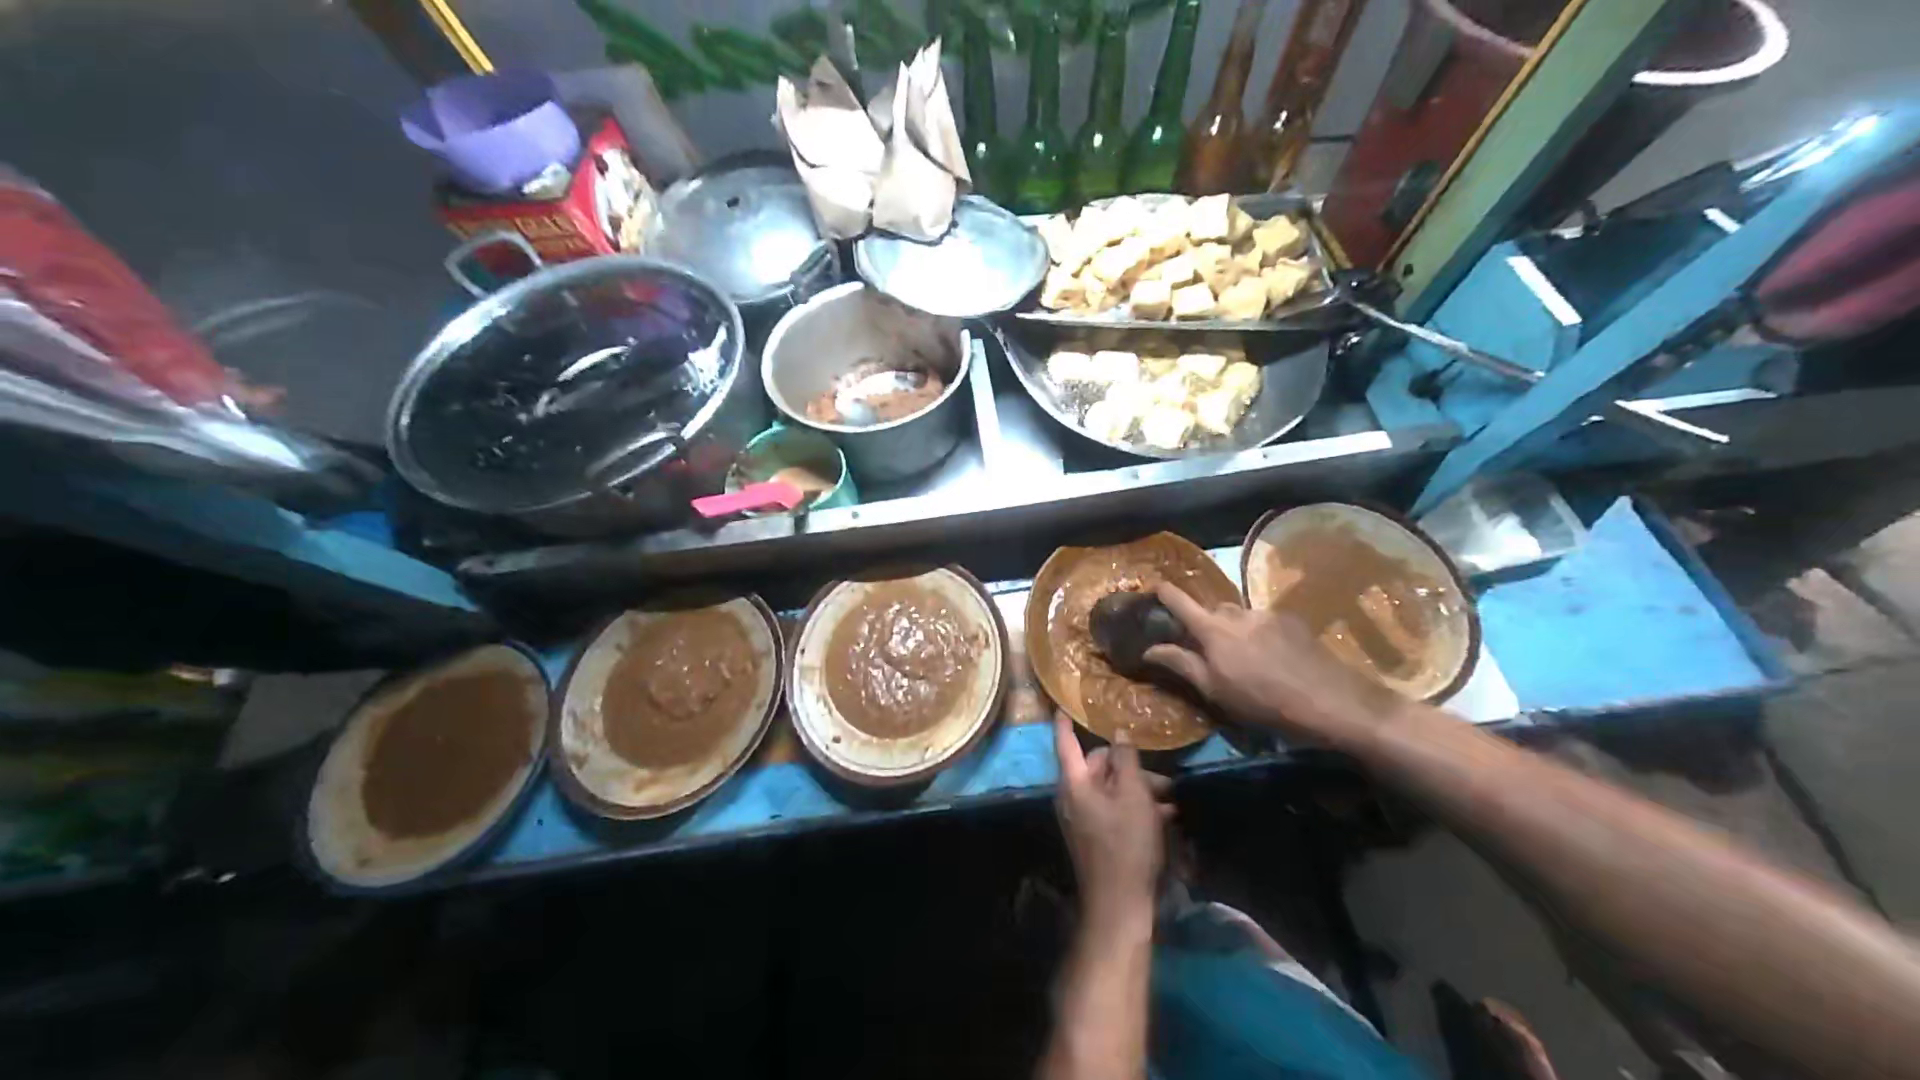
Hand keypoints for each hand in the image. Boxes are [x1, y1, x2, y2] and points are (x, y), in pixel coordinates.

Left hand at [1053, 710, 1172, 929]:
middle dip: (1129, 766)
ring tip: (1171, 800)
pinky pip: (1112, 810)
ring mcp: (1081, 818)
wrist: (1120, 904)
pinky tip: (1165, 816)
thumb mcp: (1133, 795)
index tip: (1062, 703)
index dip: (1065, 721)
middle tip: (1164, 776)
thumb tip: (1117, 733)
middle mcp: (1071, 797)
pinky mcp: (1094, 836)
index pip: (1065, 742)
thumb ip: (1126, 760)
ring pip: (1110, 790)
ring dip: (1139, 789)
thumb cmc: (1126, 843)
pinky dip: (1135, 808)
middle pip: (1097, 767)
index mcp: (1073, 783)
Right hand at [1143, 582, 1409, 751]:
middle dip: (1206, 623)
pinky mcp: (1291, 620)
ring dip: (1234, 630)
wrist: (1329, 701)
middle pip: (1212, 609)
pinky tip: (1272, 657)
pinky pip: (1263, 621)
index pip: (1179, 601)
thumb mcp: (1215, 690)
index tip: (1153, 588)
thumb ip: (1180, 664)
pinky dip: (1259, 634)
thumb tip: (1149, 649)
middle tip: (1209, 649)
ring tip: (1245, 657)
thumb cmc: (1263, 702)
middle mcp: (1237, 613)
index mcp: (1213, 630)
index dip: (1163, 592)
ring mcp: (1266, 614)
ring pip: (1239, 616)